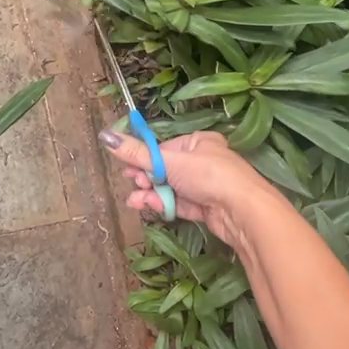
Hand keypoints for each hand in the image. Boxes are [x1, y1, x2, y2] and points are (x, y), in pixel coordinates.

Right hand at [99, 129, 293, 253]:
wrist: (243, 212)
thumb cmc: (208, 176)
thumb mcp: (167, 161)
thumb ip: (136, 153)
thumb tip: (105, 136)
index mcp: (198, 142)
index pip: (162, 149)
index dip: (143, 160)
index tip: (127, 170)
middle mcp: (203, 161)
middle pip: (164, 170)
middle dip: (145, 180)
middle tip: (134, 185)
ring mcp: (205, 186)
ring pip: (169, 189)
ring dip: (150, 194)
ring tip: (136, 201)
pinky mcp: (206, 207)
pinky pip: (179, 203)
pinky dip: (164, 205)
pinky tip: (149, 207)